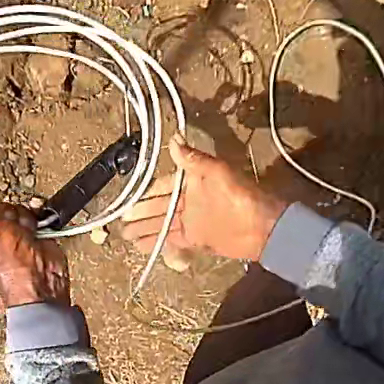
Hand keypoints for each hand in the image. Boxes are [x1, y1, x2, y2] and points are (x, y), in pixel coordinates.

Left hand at [0, 175, 69, 308]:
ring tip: (24, 230)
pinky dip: (36, 212)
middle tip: (6, 225)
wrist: (41, 280)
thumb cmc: (10, 265)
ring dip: (21, 215)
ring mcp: (14, 234)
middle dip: (3, 210)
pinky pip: (33, 213)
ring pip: (15, 208)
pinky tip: (37, 217)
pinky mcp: (33, 233)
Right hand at [121, 136, 287, 262]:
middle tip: (121, 218)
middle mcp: (190, 201)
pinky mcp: (196, 238)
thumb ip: (193, 159)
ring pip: (162, 224)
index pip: (164, 186)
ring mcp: (193, 221)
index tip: (130, 197)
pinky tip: (141, 245)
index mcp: (194, 183)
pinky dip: (156, 242)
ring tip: (125, 233)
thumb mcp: (216, 172)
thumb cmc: (241, 195)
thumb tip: (173, 138)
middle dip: (141, 212)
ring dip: (145, 228)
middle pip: (160, 206)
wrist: (262, 227)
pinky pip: (172, 239)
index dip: (148, 192)